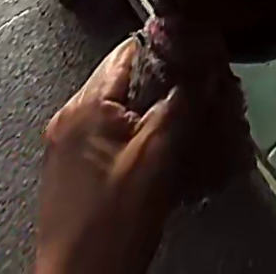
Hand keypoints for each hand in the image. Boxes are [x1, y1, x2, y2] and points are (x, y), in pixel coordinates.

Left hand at [35, 38, 181, 273]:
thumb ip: (183, 103)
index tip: (197, 58)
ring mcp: (68, 144)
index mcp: (86, 105)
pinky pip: (112, 133)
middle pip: (128, 77)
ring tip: (185, 123)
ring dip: (154, 110)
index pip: (131, 49)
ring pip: (122, 106)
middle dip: (166, 84)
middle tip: (198, 93)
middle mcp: (71, 116)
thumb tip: (206, 69)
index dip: (168, 50)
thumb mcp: (157, 155)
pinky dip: (138, 134)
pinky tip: (162, 151)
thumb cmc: (113, 225)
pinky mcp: (73, 169)